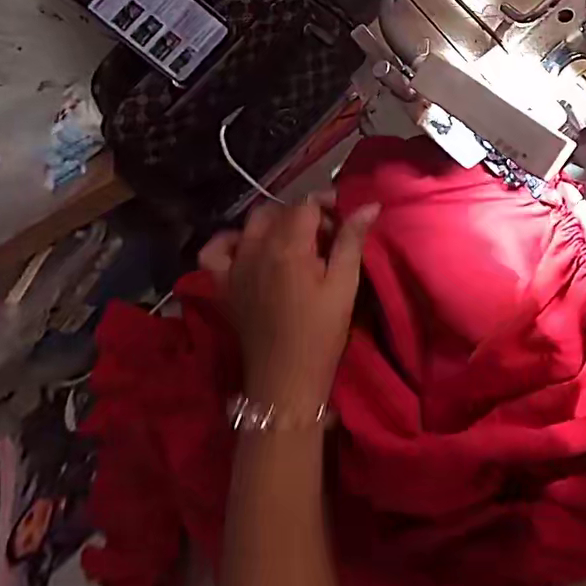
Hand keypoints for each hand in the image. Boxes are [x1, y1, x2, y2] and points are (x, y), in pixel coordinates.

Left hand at [198, 196, 380, 413]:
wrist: (285, 381)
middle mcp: (256, 249)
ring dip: (274, 223)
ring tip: (294, 242)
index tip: (345, 219)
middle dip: (305, 214)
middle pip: (280, 210)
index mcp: (288, 247)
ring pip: (251, 223)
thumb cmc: (321, 333)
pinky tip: (249, 250)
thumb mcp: (345, 285)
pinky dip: (231, 242)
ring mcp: (235, 266)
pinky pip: (215, 250)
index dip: (328, 205)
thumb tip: (370, 205)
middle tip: (326, 237)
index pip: (306, 204)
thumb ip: (352, 240)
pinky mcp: (223, 284)